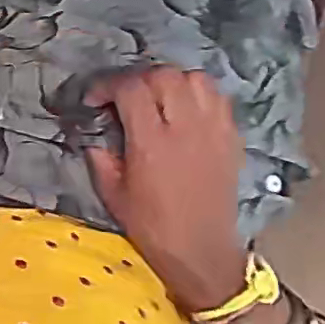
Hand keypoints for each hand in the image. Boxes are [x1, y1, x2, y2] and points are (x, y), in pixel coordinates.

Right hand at [83, 67, 247, 312]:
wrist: (199, 248)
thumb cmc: (150, 224)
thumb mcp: (111, 192)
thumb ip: (100, 156)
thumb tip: (94, 132)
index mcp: (152, 142)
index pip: (131, 89)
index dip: (108, 86)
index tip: (96, 100)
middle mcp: (185, 128)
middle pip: (163, 75)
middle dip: (137, 79)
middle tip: (124, 97)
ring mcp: (213, 129)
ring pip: (194, 78)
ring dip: (170, 81)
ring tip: (156, 98)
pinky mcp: (230, 136)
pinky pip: (216, 96)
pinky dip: (196, 92)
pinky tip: (182, 108)